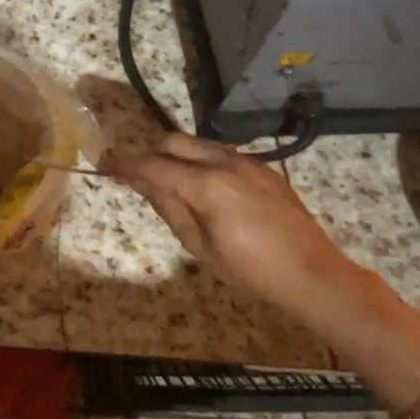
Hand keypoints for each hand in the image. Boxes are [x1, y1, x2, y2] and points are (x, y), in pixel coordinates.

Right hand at [99, 133, 359, 318]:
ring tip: (175, 185)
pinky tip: (208, 190)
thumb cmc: (252, 270)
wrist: (315, 276)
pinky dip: (204, 162)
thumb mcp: (199, 246)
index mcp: (207, 186)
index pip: (153, 166)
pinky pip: (223, 154)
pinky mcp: (265, 170)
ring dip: (178, 157)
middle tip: (142, 179)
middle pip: (173, 142)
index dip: (124, 164)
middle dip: (152, 155)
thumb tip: (142, 182)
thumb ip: (168, 207)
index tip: (104, 164)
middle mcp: (226, 164)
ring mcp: (249, 163)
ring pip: (199, 144)